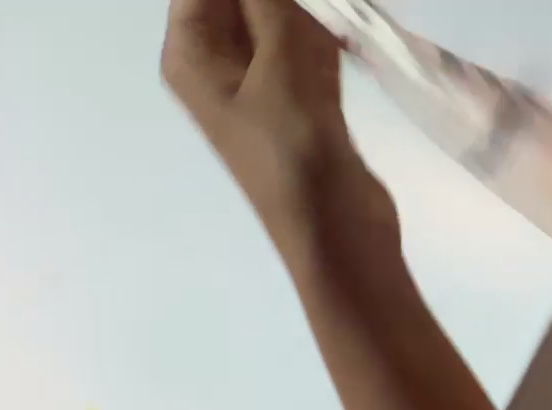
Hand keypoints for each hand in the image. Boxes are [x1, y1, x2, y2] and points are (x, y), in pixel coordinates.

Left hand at [162, 0, 394, 244]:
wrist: (342, 242)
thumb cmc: (300, 166)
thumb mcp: (283, 80)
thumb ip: (276, 13)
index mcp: (194, 55)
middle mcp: (224, 67)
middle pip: (246, 5)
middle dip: (292, 2)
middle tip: (338, 8)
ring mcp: (270, 92)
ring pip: (285, 29)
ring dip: (316, 17)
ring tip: (352, 19)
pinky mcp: (312, 113)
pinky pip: (313, 60)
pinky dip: (333, 44)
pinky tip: (357, 39)